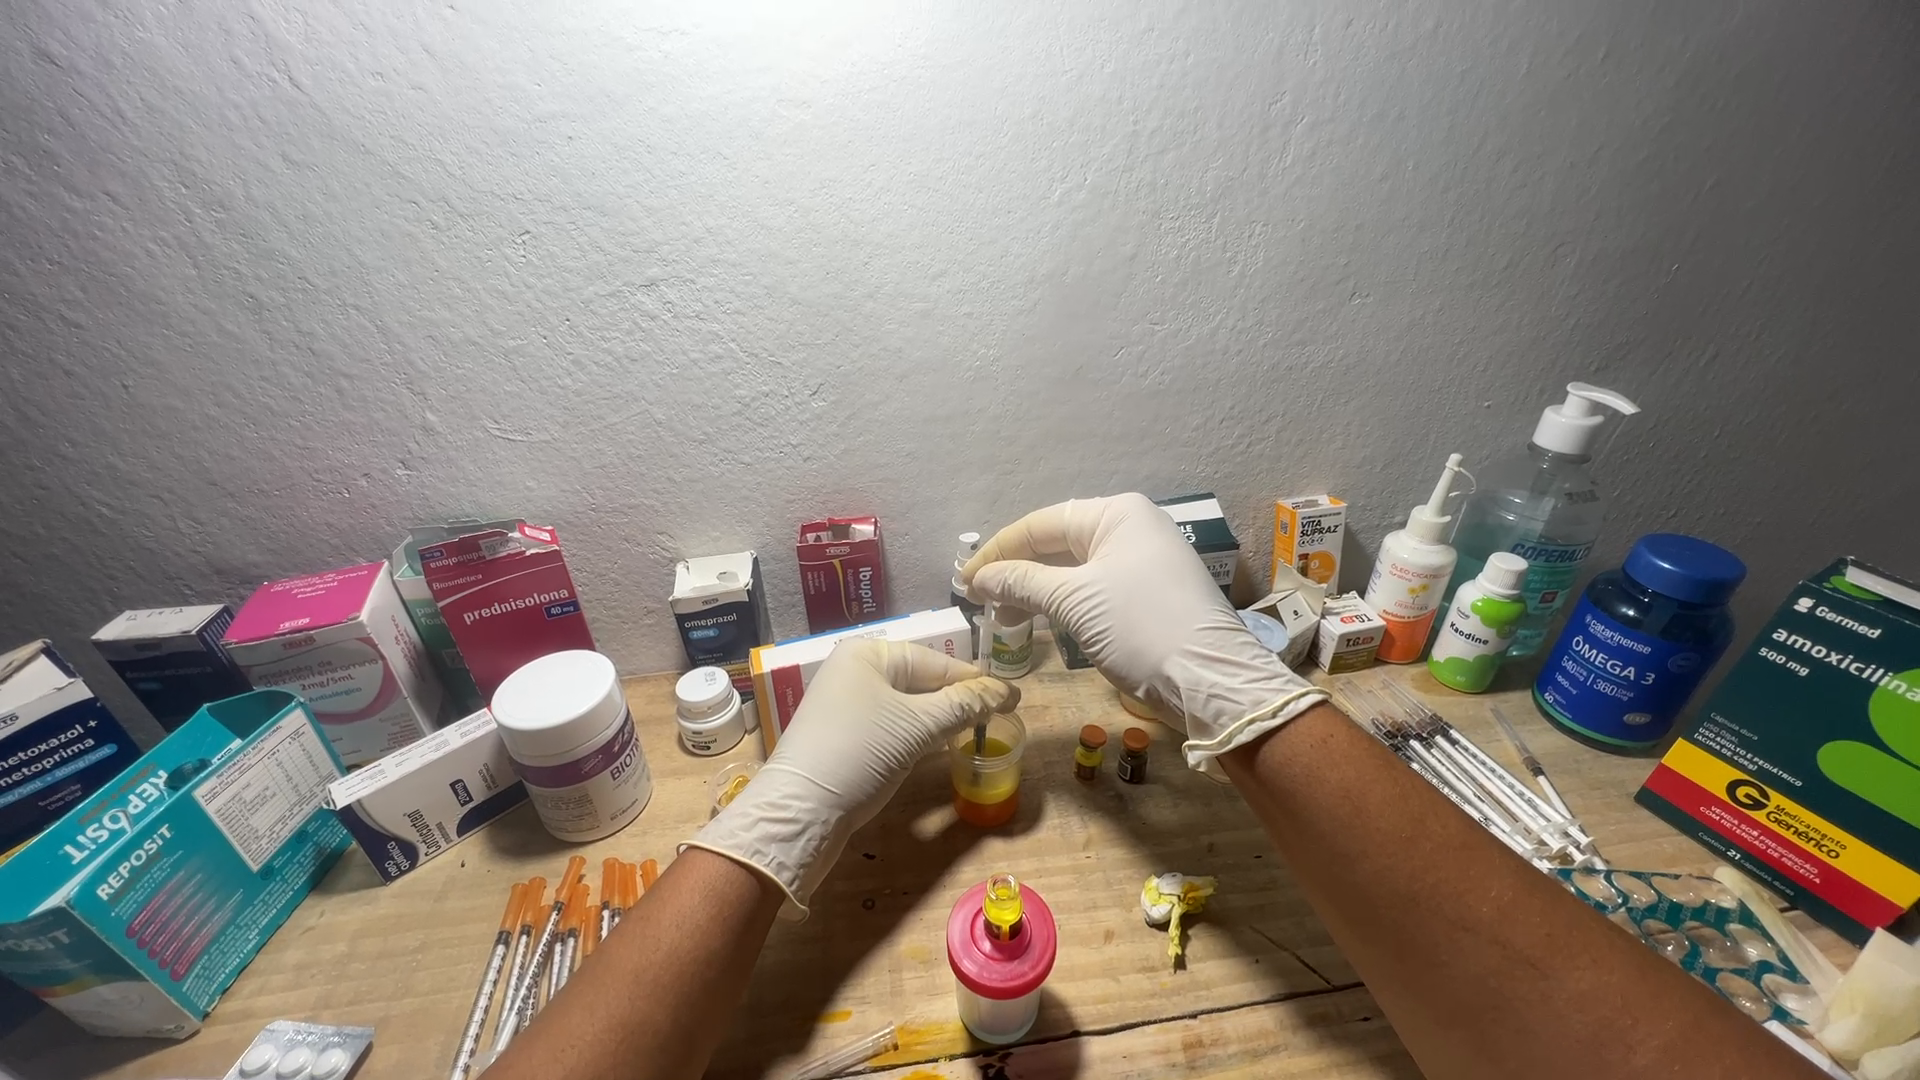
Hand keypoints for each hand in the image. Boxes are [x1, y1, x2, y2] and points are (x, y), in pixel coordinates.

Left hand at [684, 639, 1015, 916]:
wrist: (799, 816)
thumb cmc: (859, 755)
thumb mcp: (918, 727)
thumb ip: (964, 705)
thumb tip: (1009, 691)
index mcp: (867, 654)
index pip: (934, 661)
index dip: (974, 680)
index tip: (1011, 698)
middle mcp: (854, 671)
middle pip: (921, 680)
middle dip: (957, 699)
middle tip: (998, 718)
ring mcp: (846, 704)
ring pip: (907, 705)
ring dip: (939, 718)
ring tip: (975, 731)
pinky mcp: (844, 736)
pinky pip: (892, 725)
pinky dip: (917, 734)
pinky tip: (938, 746)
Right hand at [962, 493, 1325, 777]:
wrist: (1211, 683)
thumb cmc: (1141, 627)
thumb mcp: (1075, 601)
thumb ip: (1021, 582)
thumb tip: (978, 577)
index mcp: (1116, 514)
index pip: (1041, 522)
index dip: (998, 550)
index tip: (964, 579)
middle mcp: (1130, 529)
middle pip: (1056, 544)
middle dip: (1015, 571)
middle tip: (978, 601)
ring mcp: (1140, 564)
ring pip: (1072, 570)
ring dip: (1035, 590)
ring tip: (1003, 617)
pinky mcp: (1145, 596)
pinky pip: (1091, 590)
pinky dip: (1060, 603)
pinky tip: (1037, 620)